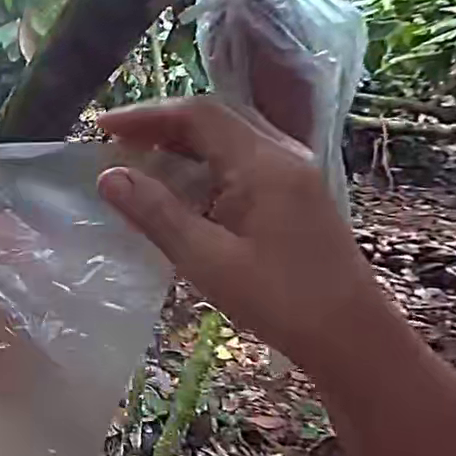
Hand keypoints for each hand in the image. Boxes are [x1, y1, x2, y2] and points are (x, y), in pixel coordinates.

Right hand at [96, 97, 401, 373]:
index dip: (145, 115)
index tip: (102, 128)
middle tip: (115, 140)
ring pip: (227, 136)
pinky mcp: (293, 192)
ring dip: (180, 139)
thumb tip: (108, 176)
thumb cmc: (279, 300)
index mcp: (264, 164)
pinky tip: (179, 184)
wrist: (353, 339)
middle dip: (159, 122)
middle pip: (214, 117)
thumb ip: (155, 212)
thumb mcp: (206, 259)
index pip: (197, 115)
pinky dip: (200, 160)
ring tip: (138, 157)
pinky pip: (238, 158)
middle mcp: (282, 156)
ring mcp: (292, 173)